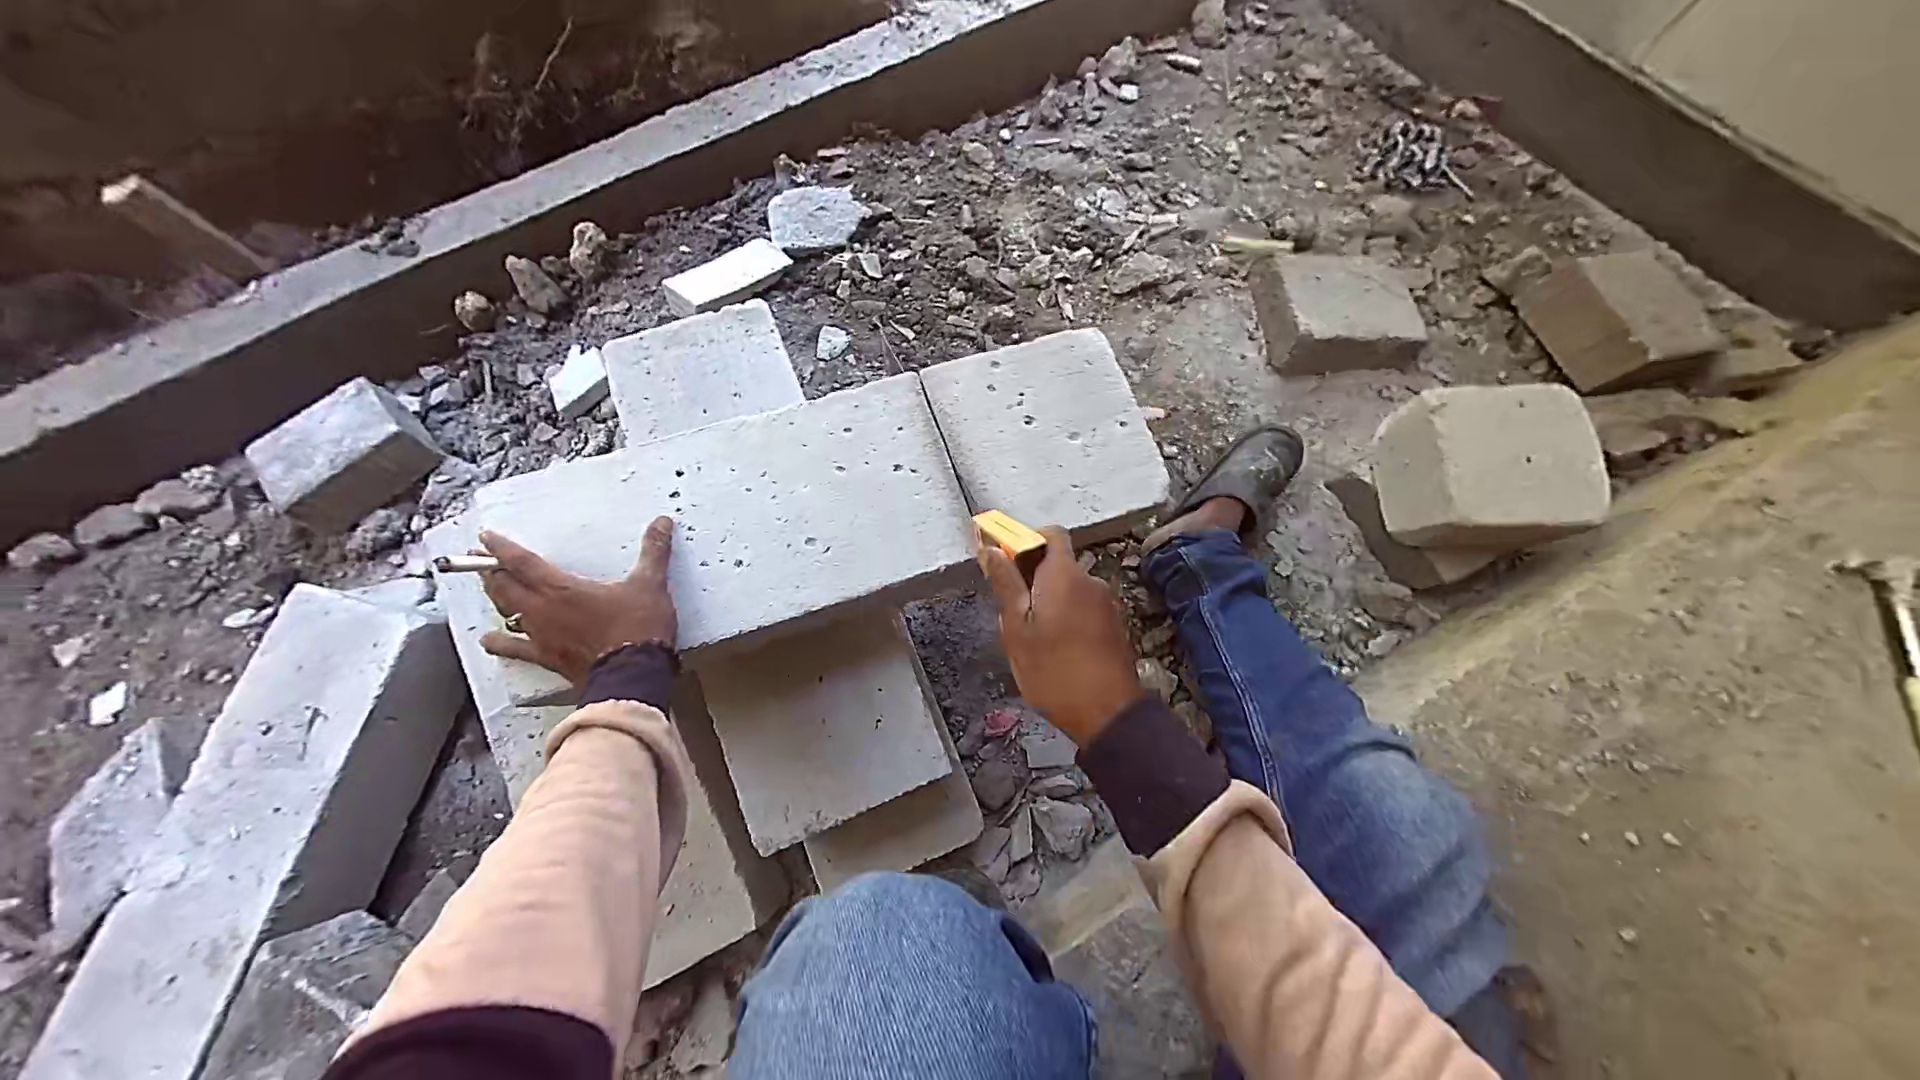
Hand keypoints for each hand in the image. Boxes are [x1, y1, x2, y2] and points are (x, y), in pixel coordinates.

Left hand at [476, 516, 677, 685]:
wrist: (633, 675)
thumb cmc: (638, 628)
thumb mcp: (650, 584)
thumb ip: (654, 552)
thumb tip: (662, 523)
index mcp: (562, 588)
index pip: (522, 562)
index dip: (502, 548)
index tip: (486, 537)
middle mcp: (543, 610)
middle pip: (505, 586)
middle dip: (490, 570)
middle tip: (477, 560)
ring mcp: (542, 636)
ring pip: (506, 612)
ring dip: (495, 597)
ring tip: (487, 587)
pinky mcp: (548, 657)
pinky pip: (516, 649)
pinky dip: (501, 643)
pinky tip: (490, 640)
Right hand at [978, 525, 1141, 744]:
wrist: (1107, 713)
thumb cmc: (1054, 671)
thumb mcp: (1016, 629)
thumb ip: (1005, 584)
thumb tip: (991, 550)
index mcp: (1064, 575)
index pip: (1049, 534)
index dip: (1025, 541)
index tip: (1005, 564)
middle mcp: (1090, 581)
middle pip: (1057, 564)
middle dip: (1032, 580)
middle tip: (1012, 614)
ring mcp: (1106, 604)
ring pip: (1068, 590)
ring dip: (1048, 603)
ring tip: (1033, 640)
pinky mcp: (1114, 625)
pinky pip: (1083, 609)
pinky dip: (1066, 618)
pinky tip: (1056, 650)